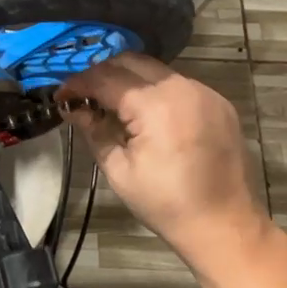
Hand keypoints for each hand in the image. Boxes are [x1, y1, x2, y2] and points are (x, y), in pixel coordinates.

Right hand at [61, 54, 271, 262]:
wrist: (225, 225)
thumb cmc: (166, 204)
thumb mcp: (120, 171)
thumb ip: (95, 131)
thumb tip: (74, 108)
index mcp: (155, 105)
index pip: (105, 78)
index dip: (78, 83)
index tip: (61, 95)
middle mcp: (182, 87)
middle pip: (131, 62)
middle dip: (102, 73)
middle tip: (83, 94)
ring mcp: (205, 92)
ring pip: (156, 70)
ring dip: (129, 79)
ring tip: (112, 103)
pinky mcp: (219, 102)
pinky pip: (178, 84)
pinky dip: (155, 90)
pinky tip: (147, 115)